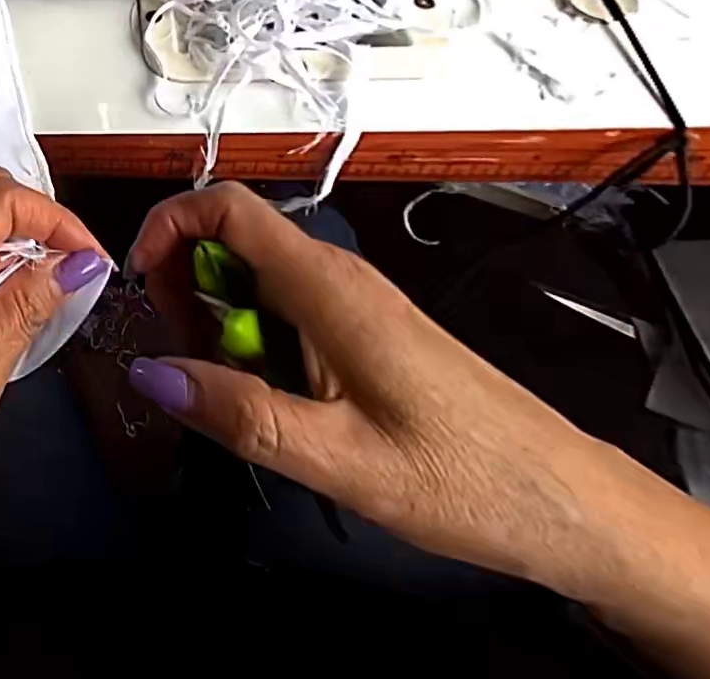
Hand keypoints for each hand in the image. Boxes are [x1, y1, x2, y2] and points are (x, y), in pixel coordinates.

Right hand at [123, 182, 628, 592]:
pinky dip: (247, 339)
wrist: (568, 502)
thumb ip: (237, 413)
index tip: (141, 278)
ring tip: (232, 388)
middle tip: (187, 358)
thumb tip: (153, 373)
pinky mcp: (352, 324)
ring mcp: (343, 298)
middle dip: (184, 287)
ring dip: (214, 321)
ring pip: (247, 278)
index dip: (168, 224)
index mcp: (325, 286)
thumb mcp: (338, 460)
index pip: (226, 207)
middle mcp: (332, 276)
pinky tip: (268, 393)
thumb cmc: (471, 479)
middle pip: (226, 240)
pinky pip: (275, 308)